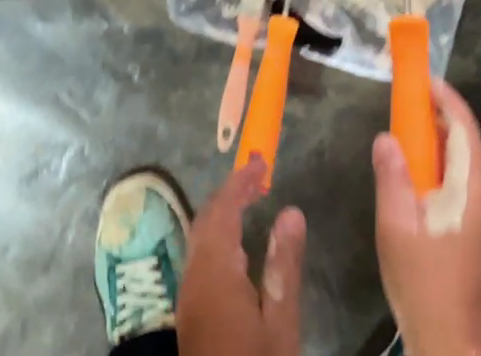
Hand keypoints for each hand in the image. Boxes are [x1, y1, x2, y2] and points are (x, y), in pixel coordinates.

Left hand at [177, 158, 308, 355]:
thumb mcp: (281, 321)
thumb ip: (285, 264)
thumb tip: (291, 211)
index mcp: (216, 272)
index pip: (224, 211)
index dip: (241, 182)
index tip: (261, 159)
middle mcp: (195, 275)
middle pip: (207, 219)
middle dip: (230, 190)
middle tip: (258, 171)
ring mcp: (189, 292)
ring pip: (200, 235)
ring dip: (222, 210)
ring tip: (250, 195)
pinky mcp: (191, 307)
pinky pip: (200, 252)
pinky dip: (218, 231)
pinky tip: (236, 239)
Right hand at [373, 80, 480, 355]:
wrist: (454, 343)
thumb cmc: (423, 282)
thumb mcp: (396, 227)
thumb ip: (392, 177)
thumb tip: (387, 136)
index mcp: (473, 190)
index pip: (464, 127)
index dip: (445, 98)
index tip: (424, 78)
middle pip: (465, 147)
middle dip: (436, 123)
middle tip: (405, 109)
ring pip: (465, 172)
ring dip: (438, 154)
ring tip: (405, 149)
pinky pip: (466, 193)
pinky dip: (444, 178)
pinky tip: (419, 192)